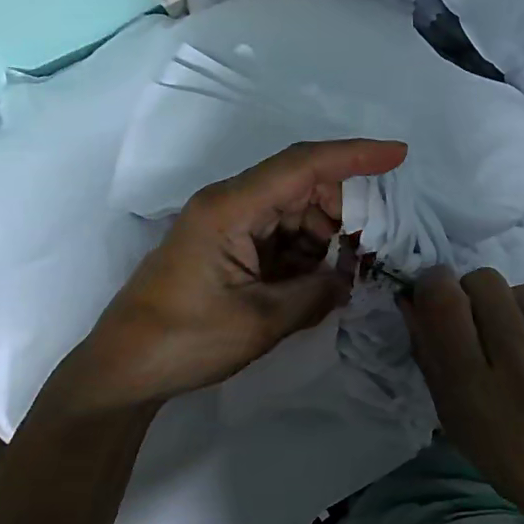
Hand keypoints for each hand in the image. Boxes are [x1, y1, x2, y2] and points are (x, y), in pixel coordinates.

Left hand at [59, 139, 408, 413]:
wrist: (124, 368)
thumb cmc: (185, 340)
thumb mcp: (260, 321)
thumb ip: (315, 294)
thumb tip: (347, 280)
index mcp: (230, 208)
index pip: (302, 165)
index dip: (354, 156)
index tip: (399, 155)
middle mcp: (228, 205)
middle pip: (300, 185)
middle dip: (342, 211)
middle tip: (373, 247)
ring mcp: (224, 226)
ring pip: (291, 213)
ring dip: (323, 237)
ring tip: (345, 274)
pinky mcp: (224, 248)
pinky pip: (276, 237)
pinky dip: (302, 254)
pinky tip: (318, 282)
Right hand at [402, 268, 523, 523]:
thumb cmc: (506, 454)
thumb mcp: (451, 413)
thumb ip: (428, 351)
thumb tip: (413, 294)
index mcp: (476, 391)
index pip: (445, 304)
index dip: (434, 284)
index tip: (437, 290)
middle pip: (485, 283)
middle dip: (475, 296)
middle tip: (484, 324)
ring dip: (518, 309)